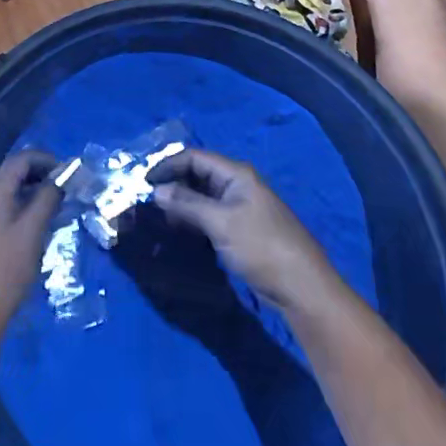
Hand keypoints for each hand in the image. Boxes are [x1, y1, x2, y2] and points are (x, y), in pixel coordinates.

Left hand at [0, 151, 62, 321]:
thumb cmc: (8, 266)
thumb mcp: (34, 229)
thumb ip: (49, 197)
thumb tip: (64, 174)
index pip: (22, 158)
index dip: (48, 160)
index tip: (70, 174)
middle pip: (15, 171)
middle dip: (43, 173)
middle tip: (67, 188)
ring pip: (12, 189)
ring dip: (36, 190)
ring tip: (59, 204)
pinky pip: (7, 205)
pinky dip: (26, 204)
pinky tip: (42, 221)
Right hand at [146, 149, 333, 308]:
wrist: (302, 287)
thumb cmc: (261, 247)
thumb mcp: (220, 222)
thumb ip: (186, 203)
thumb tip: (156, 191)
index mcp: (236, 174)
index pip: (194, 158)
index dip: (167, 165)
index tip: (143, 181)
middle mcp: (238, 184)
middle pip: (198, 174)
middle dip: (172, 183)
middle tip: (147, 199)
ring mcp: (241, 207)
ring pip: (203, 196)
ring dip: (181, 202)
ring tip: (158, 215)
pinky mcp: (241, 228)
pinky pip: (210, 214)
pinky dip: (192, 218)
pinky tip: (179, 229)